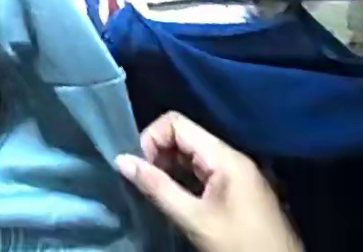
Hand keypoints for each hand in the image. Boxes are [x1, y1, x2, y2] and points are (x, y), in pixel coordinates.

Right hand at [116, 112, 301, 251]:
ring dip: (171, 169)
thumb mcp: (195, 222)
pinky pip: (205, 174)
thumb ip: (158, 188)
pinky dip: (186, 182)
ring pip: (194, 156)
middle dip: (160, 154)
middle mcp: (231, 157)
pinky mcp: (239, 193)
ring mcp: (237, 175)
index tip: (140, 168)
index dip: (152, 138)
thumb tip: (121, 160)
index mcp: (224, 155)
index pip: (177, 123)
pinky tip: (178, 203)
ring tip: (157, 194)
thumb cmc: (241, 250)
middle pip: (185, 137)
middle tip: (145, 184)